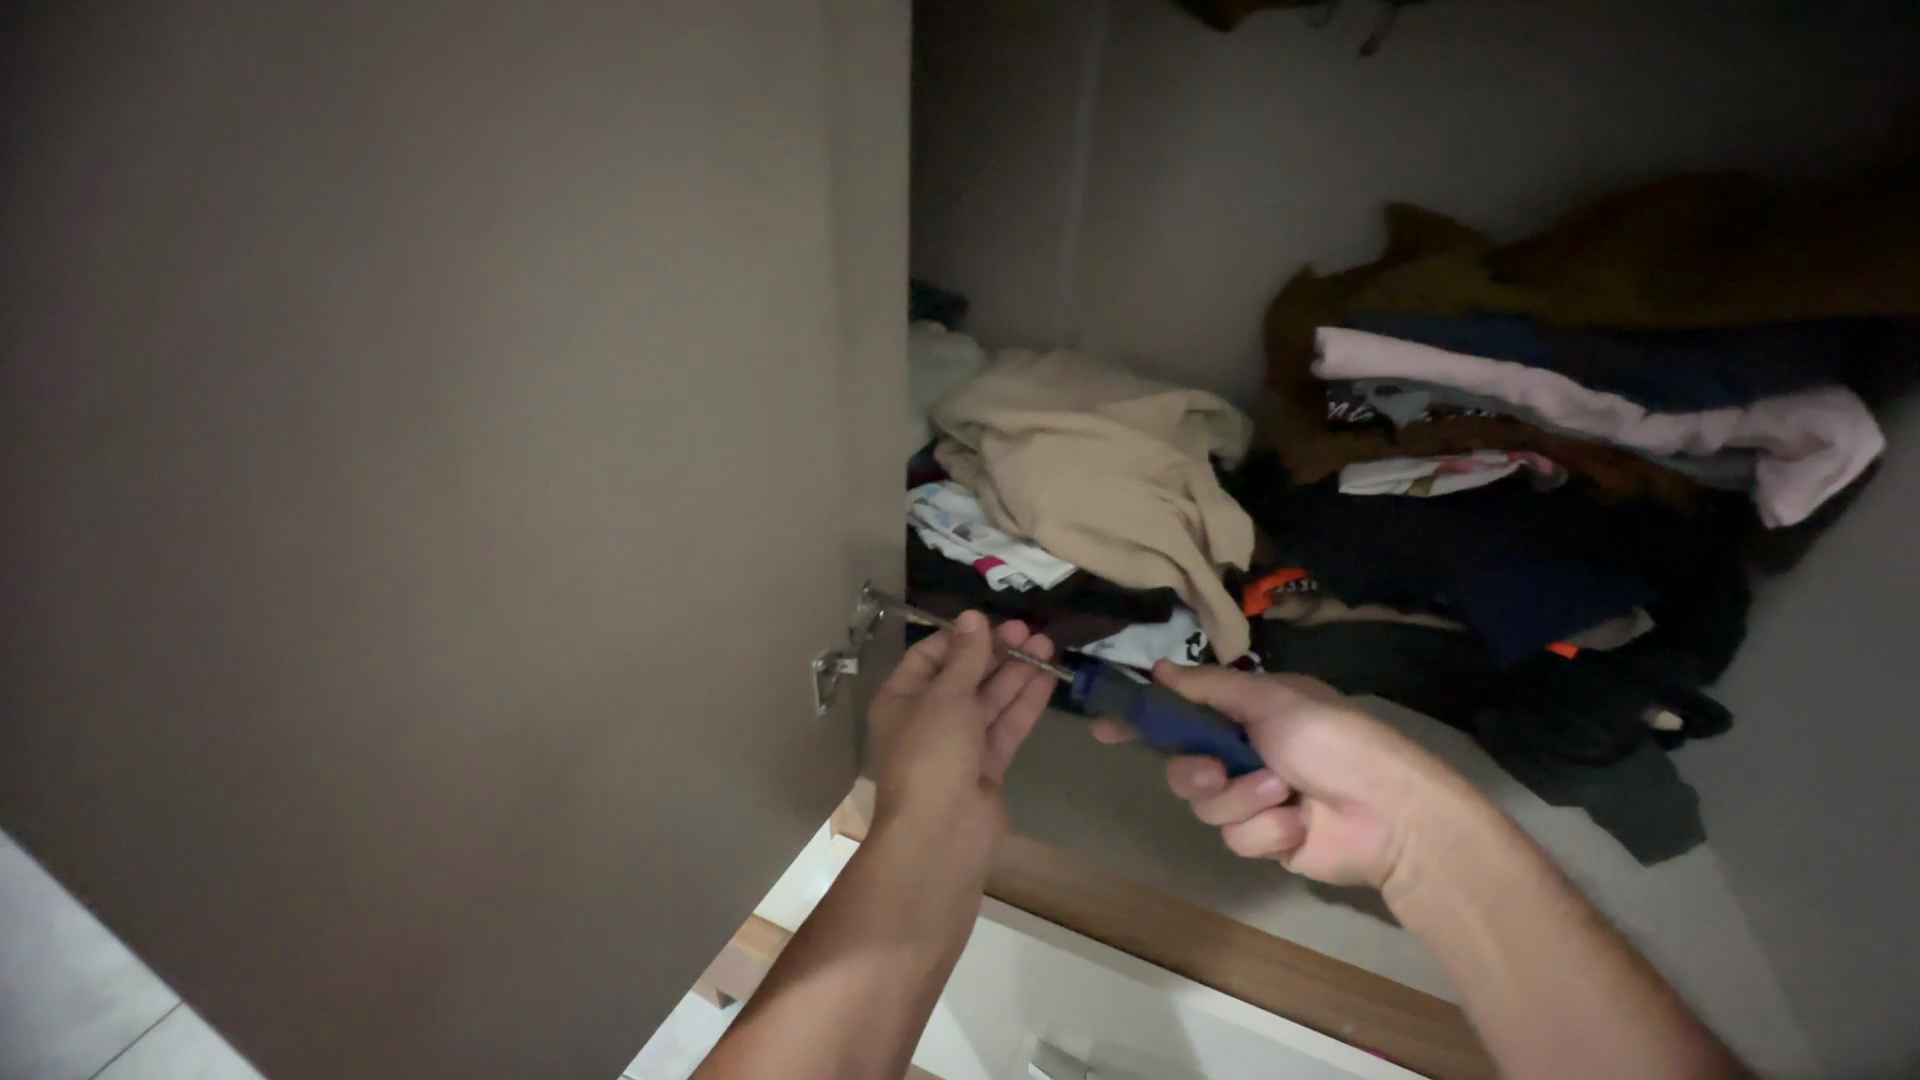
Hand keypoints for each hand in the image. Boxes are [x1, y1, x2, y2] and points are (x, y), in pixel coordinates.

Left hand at [868, 611, 1056, 853]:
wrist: (942, 833)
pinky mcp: (987, 766)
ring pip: (989, 700)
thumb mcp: (946, 695)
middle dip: (995, 653)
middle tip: (1028, 631)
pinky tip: (1046, 678)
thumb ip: (966, 656)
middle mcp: (928, 718)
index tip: (992, 622)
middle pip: (964, 676)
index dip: (960, 638)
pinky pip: (1006, 726)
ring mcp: (959, 744)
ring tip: (1046, 645)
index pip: (931, 656)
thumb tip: (973, 616)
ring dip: (1016, 673)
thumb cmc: (932, 753)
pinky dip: (1024, 703)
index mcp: (902, 698)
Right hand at [1092, 663, 1454, 888]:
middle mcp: (1240, 754)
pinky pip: (1236, 836)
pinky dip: (1266, 828)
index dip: (1140, 720)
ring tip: (1282, 793)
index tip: (1104, 727)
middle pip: (1180, 765)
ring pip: (1204, 804)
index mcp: (1242, 715)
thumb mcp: (1270, 699)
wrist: (1391, 811)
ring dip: (1242, 798)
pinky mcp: (1264, 839)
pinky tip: (1299, 822)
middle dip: (1195, 771)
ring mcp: (1250, 798)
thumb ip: (1209, 687)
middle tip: (1217, 769)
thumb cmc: (1332, 738)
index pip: (1178, 715)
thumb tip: (1158, 669)